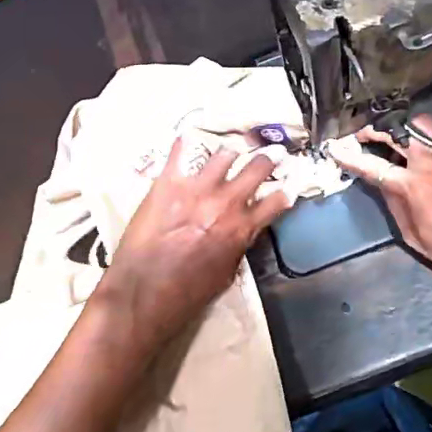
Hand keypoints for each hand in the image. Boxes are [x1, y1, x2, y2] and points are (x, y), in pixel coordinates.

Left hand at [92, 137, 292, 349]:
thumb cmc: (187, 294)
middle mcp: (226, 202)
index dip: (284, 191)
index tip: (287, 185)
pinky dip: (184, 143)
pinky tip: (186, 137)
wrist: (144, 292)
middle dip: (268, 159)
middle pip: (257, 168)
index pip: (276, 201)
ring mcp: (197, 189)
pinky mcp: (168, 183)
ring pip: (224, 154)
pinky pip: (179, 152)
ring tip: (230, 149)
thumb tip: (241, 233)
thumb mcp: (225, 274)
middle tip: (273, 152)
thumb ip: (237, 246)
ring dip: (230, 152)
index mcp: (242, 228)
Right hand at [331, 115, 431, 293]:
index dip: (351, 156)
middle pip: (401, 128)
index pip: (373, 165)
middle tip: (370, 136)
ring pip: (429, 125)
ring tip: (404, 142)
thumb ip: (398, 208)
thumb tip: (388, 189)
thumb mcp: (418, 239)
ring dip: (410, 130)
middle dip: (380, 129)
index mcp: (416, 186)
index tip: (337, 148)